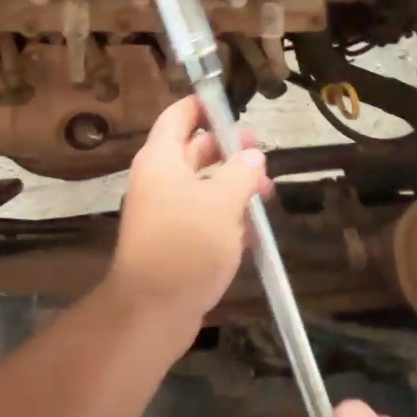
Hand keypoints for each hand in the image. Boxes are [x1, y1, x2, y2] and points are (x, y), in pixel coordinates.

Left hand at [102, 95, 270, 327]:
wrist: (151, 309)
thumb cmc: (186, 244)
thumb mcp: (222, 203)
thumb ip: (240, 173)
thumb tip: (252, 156)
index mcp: (161, 158)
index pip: (178, 115)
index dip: (204, 106)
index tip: (233, 106)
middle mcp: (157, 177)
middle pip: (192, 148)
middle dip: (228, 148)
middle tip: (262, 153)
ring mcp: (162, 209)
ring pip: (199, 183)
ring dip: (230, 183)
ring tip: (265, 191)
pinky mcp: (171, 238)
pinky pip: (198, 213)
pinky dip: (222, 213)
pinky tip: (250, 226)